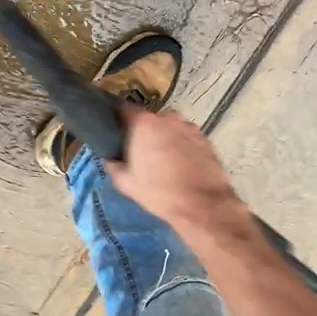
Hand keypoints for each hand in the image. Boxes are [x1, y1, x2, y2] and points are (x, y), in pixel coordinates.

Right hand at [106, 108, 256, 244]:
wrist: (203, 205)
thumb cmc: (159, 192)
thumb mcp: (126, 183)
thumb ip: (113, 166)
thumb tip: (110, 159)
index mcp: (144, 123)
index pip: (124, 110)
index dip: (119, 120)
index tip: (117, 131)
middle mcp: (167, 118)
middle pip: (149, 119)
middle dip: (144, 131)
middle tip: (141, 151)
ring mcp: (189, 127)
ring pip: (170, 127)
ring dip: (165, 137)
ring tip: (164, 159)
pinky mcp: (206, 139)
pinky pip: (187, 137)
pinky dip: (183, 145)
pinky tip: (182, 164)